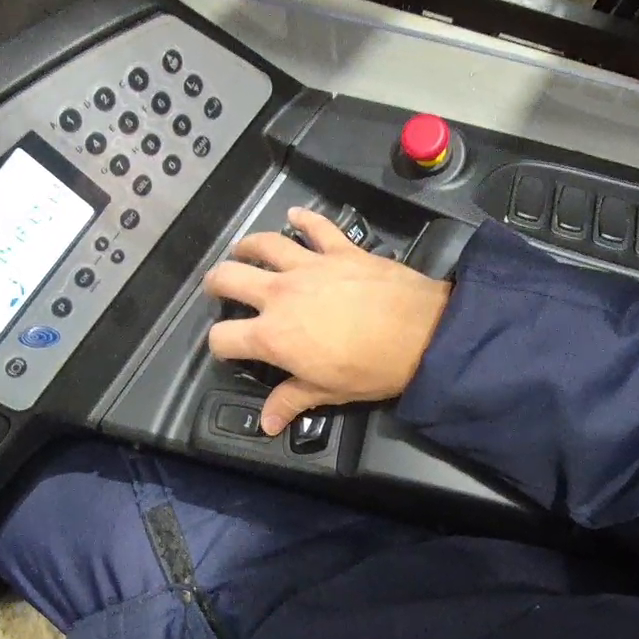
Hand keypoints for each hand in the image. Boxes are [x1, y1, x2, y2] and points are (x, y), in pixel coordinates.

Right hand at [205, 207, 450, 434]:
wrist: (421, 334)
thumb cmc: (373, 369)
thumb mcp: (329, 392)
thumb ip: (291, 401)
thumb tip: (268, 423)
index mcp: (273, 335)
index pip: (224, 337)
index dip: (219, 345)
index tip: (228, 348)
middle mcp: (281, 294)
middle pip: (230, 277)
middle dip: (216, 283)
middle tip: (218, 287)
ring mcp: (310, 267)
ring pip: (265, 244)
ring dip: (248, 246)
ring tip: (243, 250)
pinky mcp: (340, 250)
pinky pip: (316, 227)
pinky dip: (303, 219)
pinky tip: (295, 215)